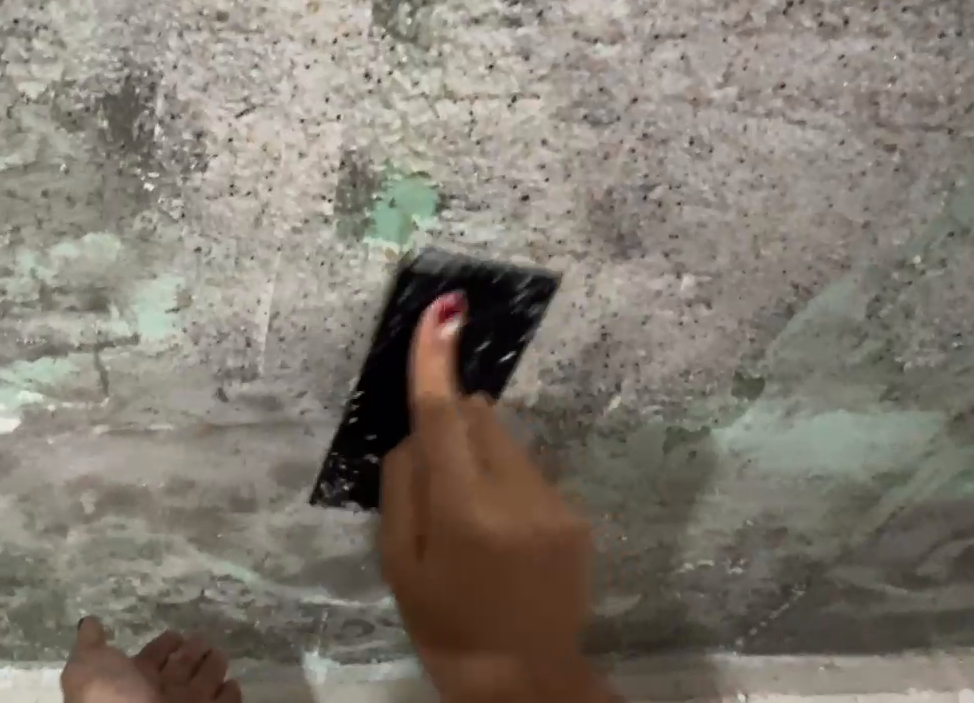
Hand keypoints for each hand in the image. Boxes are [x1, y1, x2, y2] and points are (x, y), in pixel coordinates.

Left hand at [61, 618, 239, 702]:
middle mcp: (158, 696)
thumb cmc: (110, 700)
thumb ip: (90, 646)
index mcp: (132, 682)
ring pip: (203, 686)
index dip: (163, 645)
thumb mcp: (87, 668)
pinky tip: (235, 685)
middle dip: (192, 653)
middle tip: (204, 638)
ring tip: (222, 655)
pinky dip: (230, 696)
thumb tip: (89, 622)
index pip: (152, 658)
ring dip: (212, 670)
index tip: (176, 633)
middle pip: (180, 670)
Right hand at [379, 293, 612, 702]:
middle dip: (451, 425)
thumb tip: (421, 429)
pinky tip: (502, 528)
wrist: (525, 684)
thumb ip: (403, 483)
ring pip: (503, 439)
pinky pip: (526, 466)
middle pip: (477, 418)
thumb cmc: (443, 622)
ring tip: (472, 513)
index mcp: (464, 512)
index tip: (443, 309)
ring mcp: (555, 505)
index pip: (443, 417)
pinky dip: (503, 476)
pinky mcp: (575, 515)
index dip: (437, 360)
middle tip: (437, 479)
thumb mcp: (397, 558)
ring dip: (479, 452)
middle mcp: (517, 497)